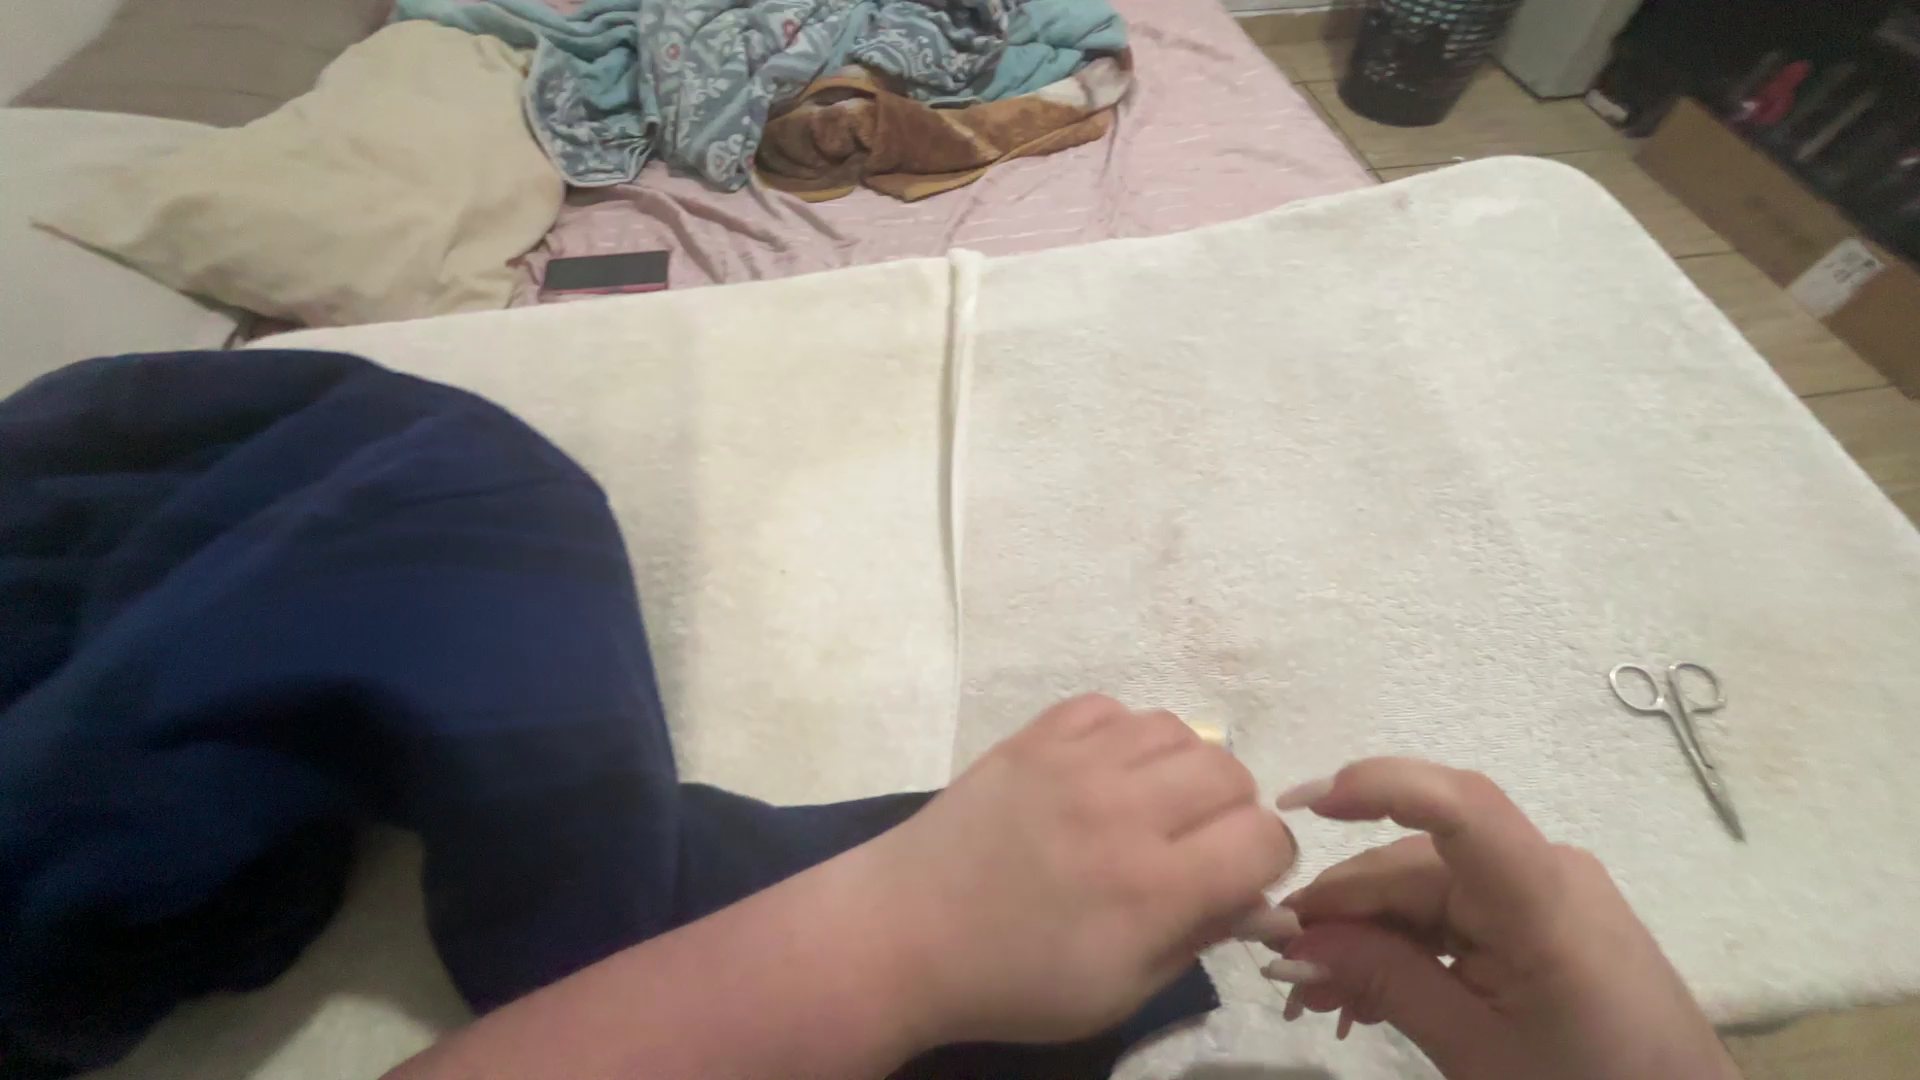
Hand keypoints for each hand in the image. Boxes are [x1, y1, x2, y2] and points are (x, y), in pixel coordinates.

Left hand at [869, 694, 1297, 1044]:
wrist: (908, 928)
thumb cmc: (1015, 979)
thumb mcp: (1122, 990)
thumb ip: (1199, 935)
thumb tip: (1261, 901)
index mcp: (1152, 884)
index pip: (1262, 837)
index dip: (1268, 858)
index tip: (1242, 873)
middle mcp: (1121, 807)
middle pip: (1227, 770)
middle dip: (1234, 807)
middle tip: (1199, 837)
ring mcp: (1072, 761)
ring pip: (1173, 727)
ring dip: (1182, 763)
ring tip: (1153, 797)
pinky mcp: (1032, 736)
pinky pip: (1105, 706)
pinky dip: (1121, 732)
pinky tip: (1104, 766)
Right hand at [1262, 758, 1740, 1079]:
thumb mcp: (1475, 1052)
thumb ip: (1378, 980)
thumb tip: (1287, 943)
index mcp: (1545, 901)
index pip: (1460, 806)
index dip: (1375, 786)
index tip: (1299, 807)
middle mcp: (1540, 869)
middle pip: (1409, 863)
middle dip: (1339, 911)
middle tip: (1284, 968)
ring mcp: (1535, 885)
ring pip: (1413, 886)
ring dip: (1359, 935)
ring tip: (1316, 995)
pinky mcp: (1529, 908)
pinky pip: (1442, 909)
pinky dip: (1397, 943)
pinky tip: (1358, 989)